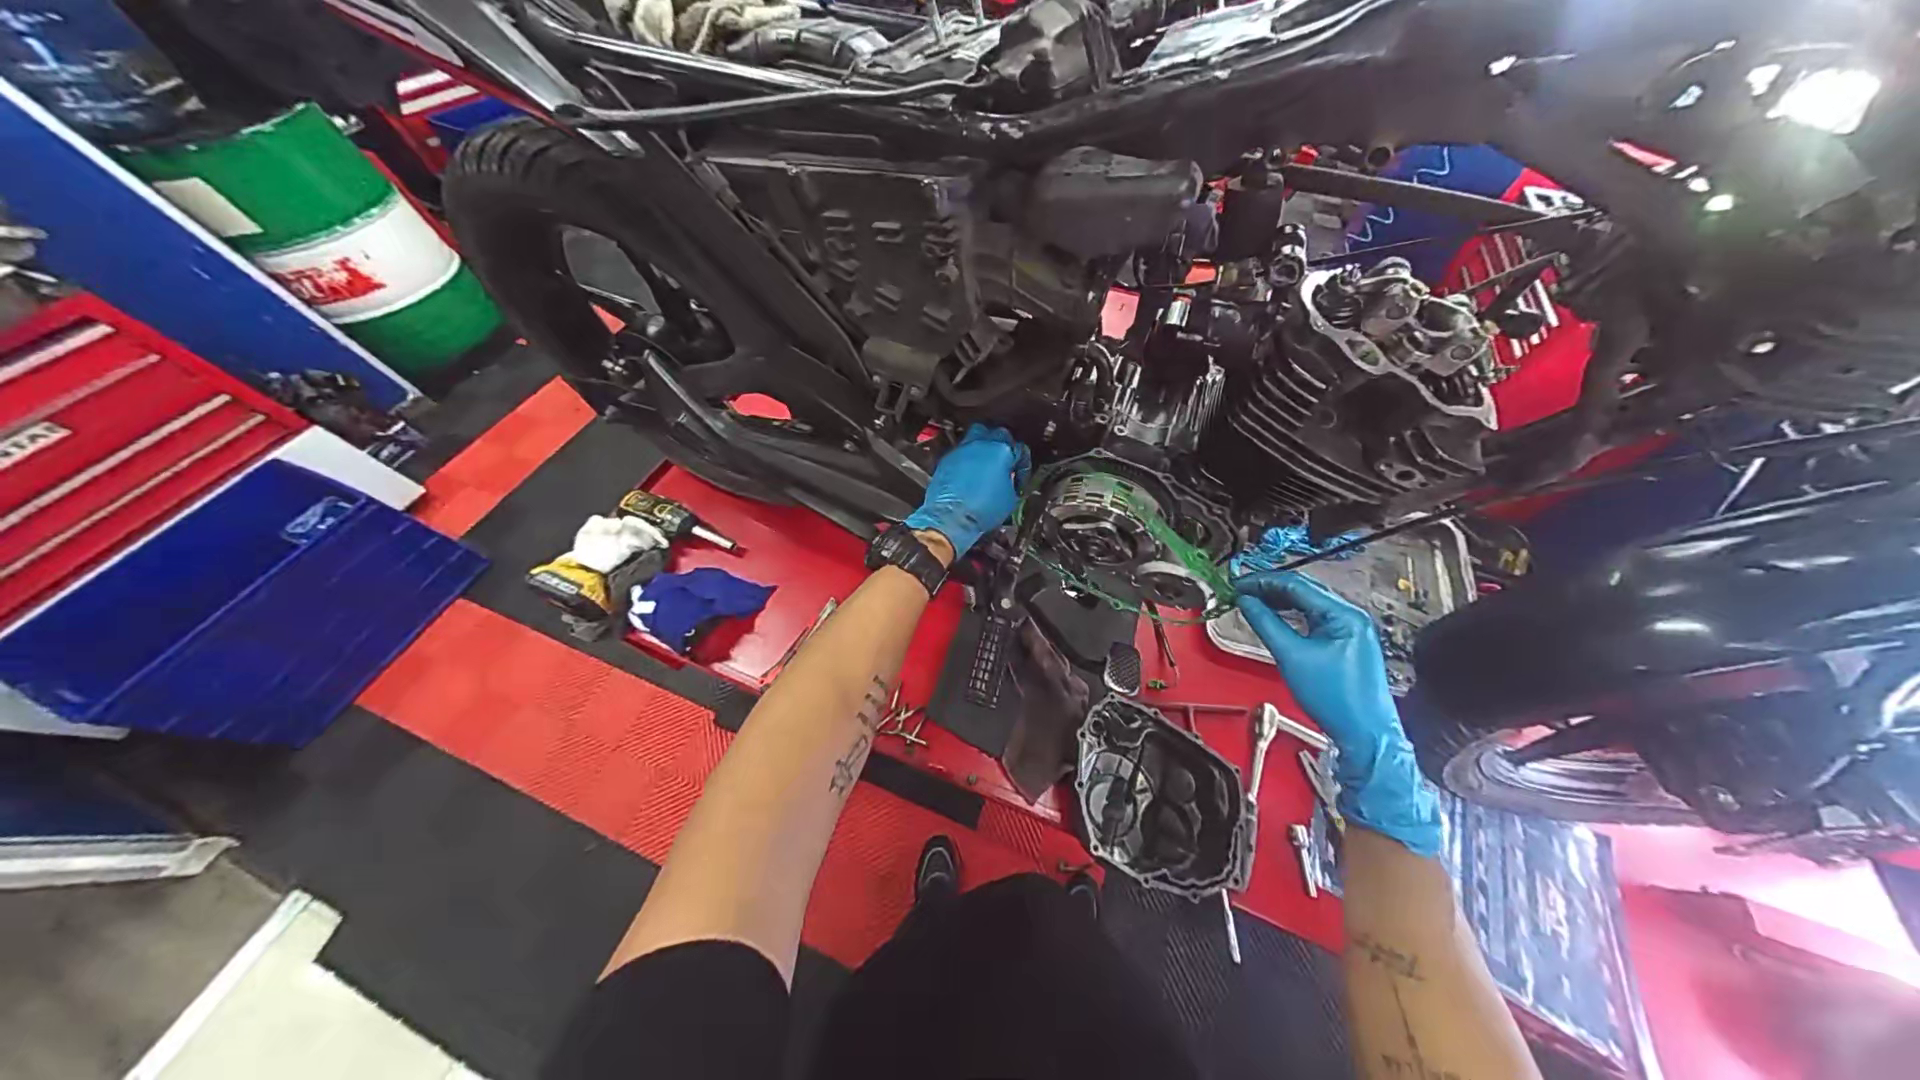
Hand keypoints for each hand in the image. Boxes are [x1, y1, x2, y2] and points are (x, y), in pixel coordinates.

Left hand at [903, 424, 1031, 556]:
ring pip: (977, 434)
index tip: (1018, 480)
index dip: (1022, 467)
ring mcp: (962, 449)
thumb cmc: (982, 510)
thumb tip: (1008, 480)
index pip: (1020, 450)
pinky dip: (968, 456)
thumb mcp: (1010, 498)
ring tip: (987, 461)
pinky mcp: (947, 458)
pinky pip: (962, 450)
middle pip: (998, 434)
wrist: (950, 518)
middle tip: (1005, 463)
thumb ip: (1012, 481)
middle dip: (1004, 446)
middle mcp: (981, 444)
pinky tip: (970, 471)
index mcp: (1002, 451)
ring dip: (984, 444)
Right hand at [1234, 570, 1441, 856]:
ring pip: (1306, 605)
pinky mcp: (1343, 643)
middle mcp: (1350, 618)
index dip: (1262, 581)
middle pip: (1302, 591)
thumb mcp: (1291, 656)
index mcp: (1344, 615)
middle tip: (1241, 591)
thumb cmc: (1339, 700)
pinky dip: (1290, 616)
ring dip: (1278, 602)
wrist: (1364, 733)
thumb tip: (1247, 602)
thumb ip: (1265, 623)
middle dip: (1268, 589)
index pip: (1295, 584)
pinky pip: (1312, 620)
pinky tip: (1273, 618)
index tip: (1239, 583)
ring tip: (1252, 603)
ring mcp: (1349, 630)